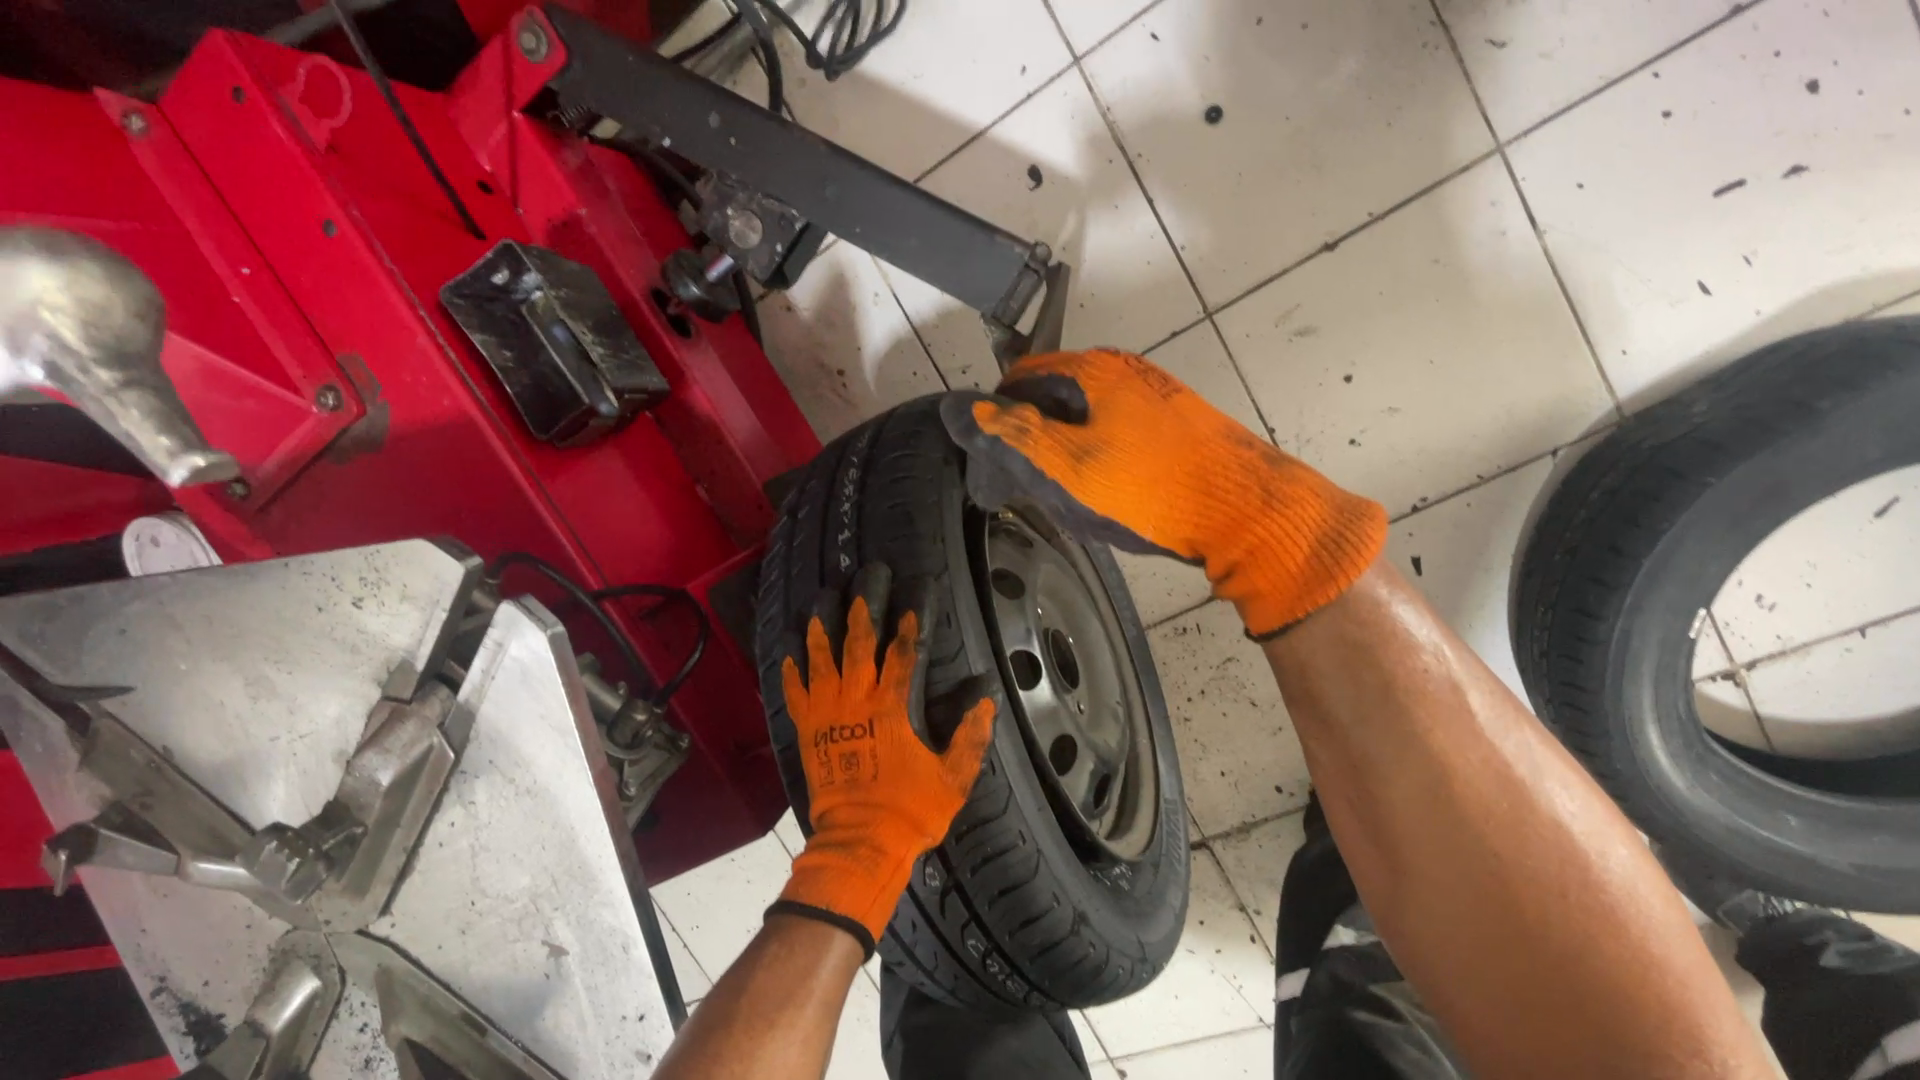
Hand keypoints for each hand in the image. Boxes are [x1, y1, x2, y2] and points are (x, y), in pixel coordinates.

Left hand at [771, 564, 994, 952]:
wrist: (858, 844)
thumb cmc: (910, 811)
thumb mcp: (954, 778)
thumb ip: (970, 736)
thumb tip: (986, 698)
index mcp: (894, 709)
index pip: (904, 655)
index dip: (909, 625)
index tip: (913, 599)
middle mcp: (858, 702)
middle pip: (858, 645)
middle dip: (862, 609)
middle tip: (865, 579)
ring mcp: (828, 715)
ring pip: (822, 660)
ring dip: (822, 627)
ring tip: (822, 599)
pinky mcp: (808, 732)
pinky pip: (795, 693)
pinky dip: (792, 669)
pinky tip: (789, 647)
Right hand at [940, 348, 1385, 636]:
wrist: (1247, 512)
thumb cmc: (1153, 488)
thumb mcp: (1073, 467)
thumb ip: (1020, 435)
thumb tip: (969, 407)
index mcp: (1098, 371)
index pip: (1027, 373)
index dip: (1000, 406)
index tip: (991, 444)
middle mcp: (1129, 370)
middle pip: (1061, 388)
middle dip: (1035, 423)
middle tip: (1023, 469)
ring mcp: (1158, 394)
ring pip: (1093, 409)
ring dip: (1069, 437)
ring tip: (1062, 481)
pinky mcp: (1178, 421)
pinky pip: (1121, 425)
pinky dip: (1101, 445)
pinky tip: (1107, 481)